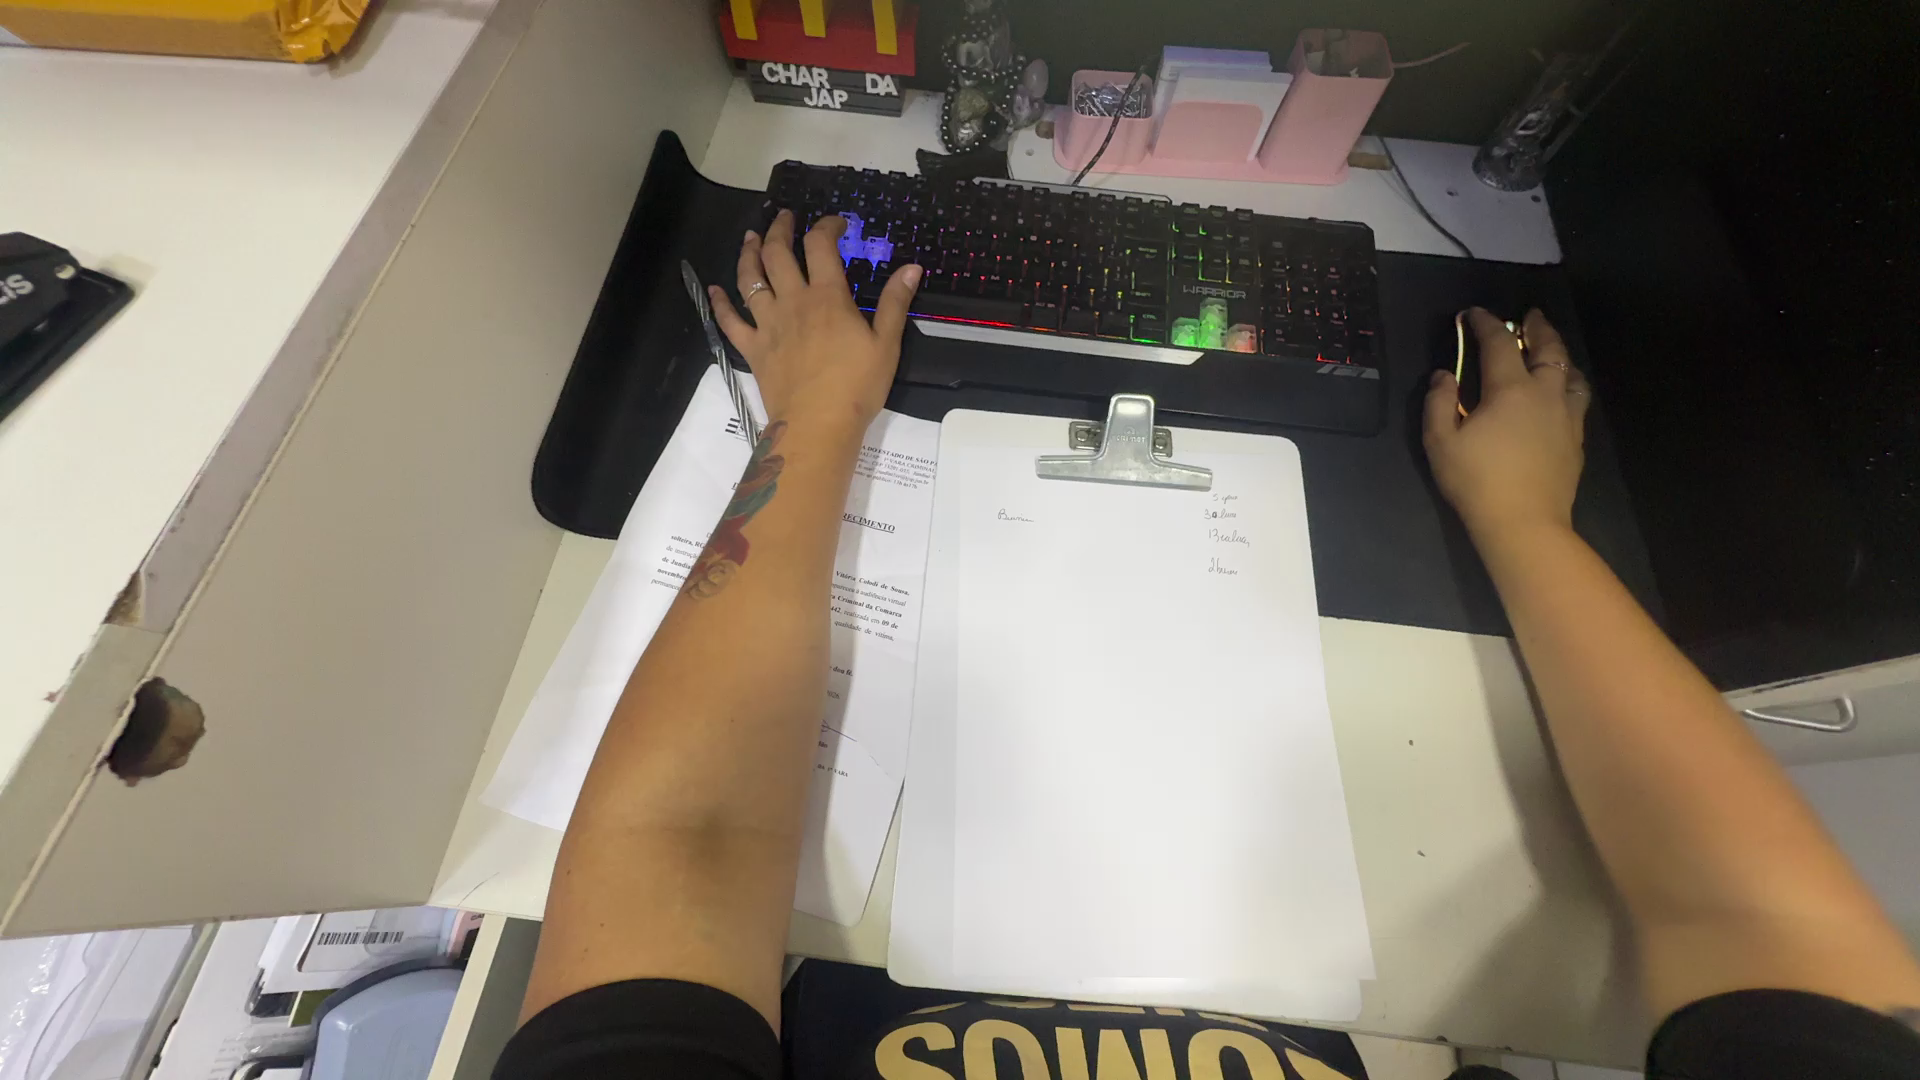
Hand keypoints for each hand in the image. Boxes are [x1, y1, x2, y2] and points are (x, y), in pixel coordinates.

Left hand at [709, 210, 921, 437]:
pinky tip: (714, 290)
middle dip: (780, 229)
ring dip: (748, 253)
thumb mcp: (886, 345)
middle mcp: (793, 301)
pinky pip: (729, 321)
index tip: (836, 224)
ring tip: (750, 239)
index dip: (827, 226)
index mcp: (827, 297)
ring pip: (750, 278)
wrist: (818, 425)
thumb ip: (895, 303)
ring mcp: (768, 324)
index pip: (821, 246)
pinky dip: (720, 303)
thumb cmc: (857, 387)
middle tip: (784, 218)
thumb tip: (911, 268)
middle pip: (778, 253)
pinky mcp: (753, 348)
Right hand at [1423, 308, 1591, 536]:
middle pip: (1546, 349)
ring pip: (1568, 371)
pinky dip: (1566, 379)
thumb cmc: (1474, 479)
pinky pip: (1575, 395)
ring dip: (1557, 352)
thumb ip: (1438, 403)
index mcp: (1509, 390)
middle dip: (1535, 329)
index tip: (1473, 313)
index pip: (1498, 345)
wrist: (1523, 518)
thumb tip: (1444, 375)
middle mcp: (1543, 393)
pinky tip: (1560, 387)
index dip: (1485, 325)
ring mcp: (1565, 414)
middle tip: (1528, 316)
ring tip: (1549, 348)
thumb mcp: (1439, 441)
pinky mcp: (1574, 435)